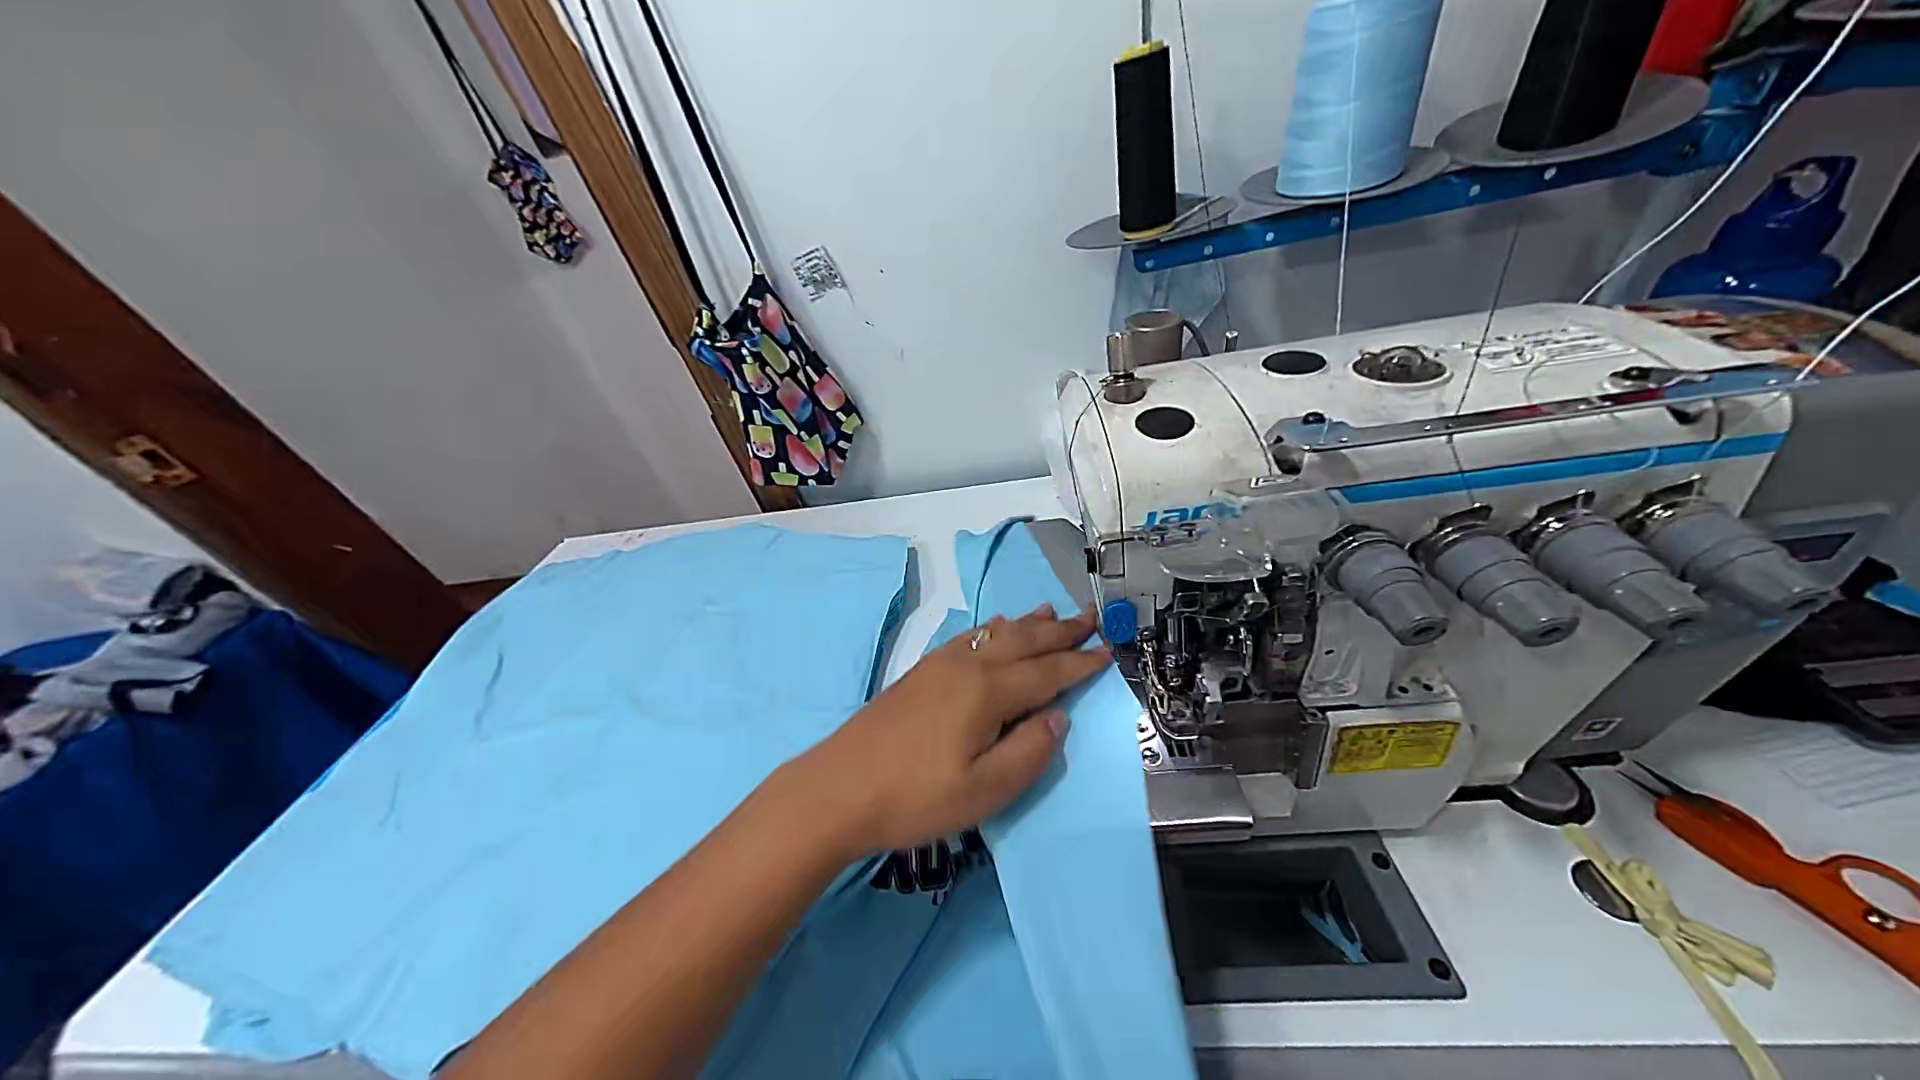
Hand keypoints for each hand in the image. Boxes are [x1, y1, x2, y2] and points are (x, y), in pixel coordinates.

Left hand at [781, 605, 1110, 856]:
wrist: (838, 788)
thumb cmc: (915, 797)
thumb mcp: (984, 791)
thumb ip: (1030, 752)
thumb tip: (1058, 716)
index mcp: (988, 691)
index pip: (1048, 672)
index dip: (1080, 663)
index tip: (1108, 651)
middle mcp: (968, 665)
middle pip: (1025, 641)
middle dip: (1061, 631)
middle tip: (1091, 617)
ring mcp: (940, 664)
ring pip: (997, 633)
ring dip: (1029, 623)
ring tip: (1053, 611)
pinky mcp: (922, 671)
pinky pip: (970, 636)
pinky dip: (994, 628)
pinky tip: (997, 626)